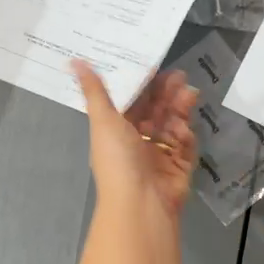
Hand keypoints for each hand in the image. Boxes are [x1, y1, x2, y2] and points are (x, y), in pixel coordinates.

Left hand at [72, 61, 198, 216]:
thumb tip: (74, 61)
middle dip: (167, 93)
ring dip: (180, 108)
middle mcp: (137, 141)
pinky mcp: (179, 165)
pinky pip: (184, 145)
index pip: (132, 102)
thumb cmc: (118, 159)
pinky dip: (185, 136)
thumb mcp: (103, 120)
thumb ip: (95, 90)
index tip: (155, 65)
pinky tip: (183, 129)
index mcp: (116, 130)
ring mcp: (160, 154)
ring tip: (190, 94)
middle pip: (155, 111)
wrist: (141, 202)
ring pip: (173, 124)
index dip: (143, 84)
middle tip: (180, 76)